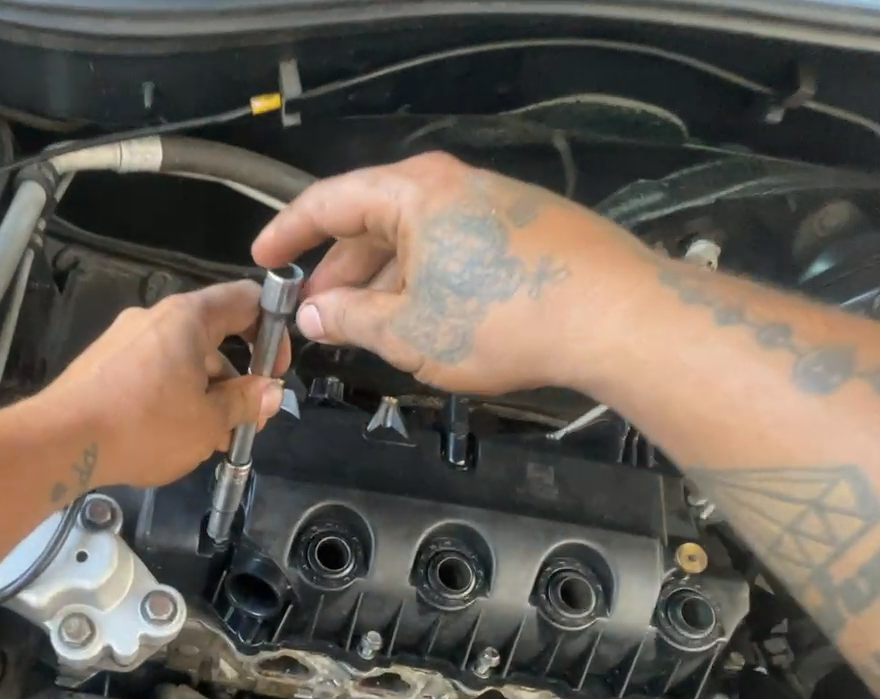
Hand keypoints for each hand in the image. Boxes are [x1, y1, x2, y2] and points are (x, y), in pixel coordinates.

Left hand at [37, 280, 287, 488]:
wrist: (62, 441)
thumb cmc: (146, 426)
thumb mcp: (209, 422)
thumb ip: (245, 402)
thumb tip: (271, 391)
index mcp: (188, 318)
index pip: (246, 300)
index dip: (273, 331)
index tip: (275, 373)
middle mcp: (155, 317)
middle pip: (213, 337)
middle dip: (235, 380)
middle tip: (244, 422)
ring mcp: (124, 340)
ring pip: (181, 361)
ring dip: (204, 395)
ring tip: (209, 441)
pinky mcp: (102, 365)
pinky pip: (151, 374)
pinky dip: (171, 398)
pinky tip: (172, 436)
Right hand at [250, 152, 651, 395]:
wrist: (616, 319)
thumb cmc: (500, 320)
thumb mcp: (405, 331)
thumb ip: (348, 319)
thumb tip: (313, 315)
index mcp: (413, 194)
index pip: (327, 202)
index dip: (287, 234)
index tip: (262, 260)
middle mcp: (449, 186)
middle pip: (368, 223)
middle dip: (335, 272)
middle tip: (313, 316)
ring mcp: (487, 205)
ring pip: (408, 242)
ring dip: (375, 284)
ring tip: (359, 328)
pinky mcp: (516, 230)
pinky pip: (443, 251)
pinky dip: (415, 283)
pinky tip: (412, 320)